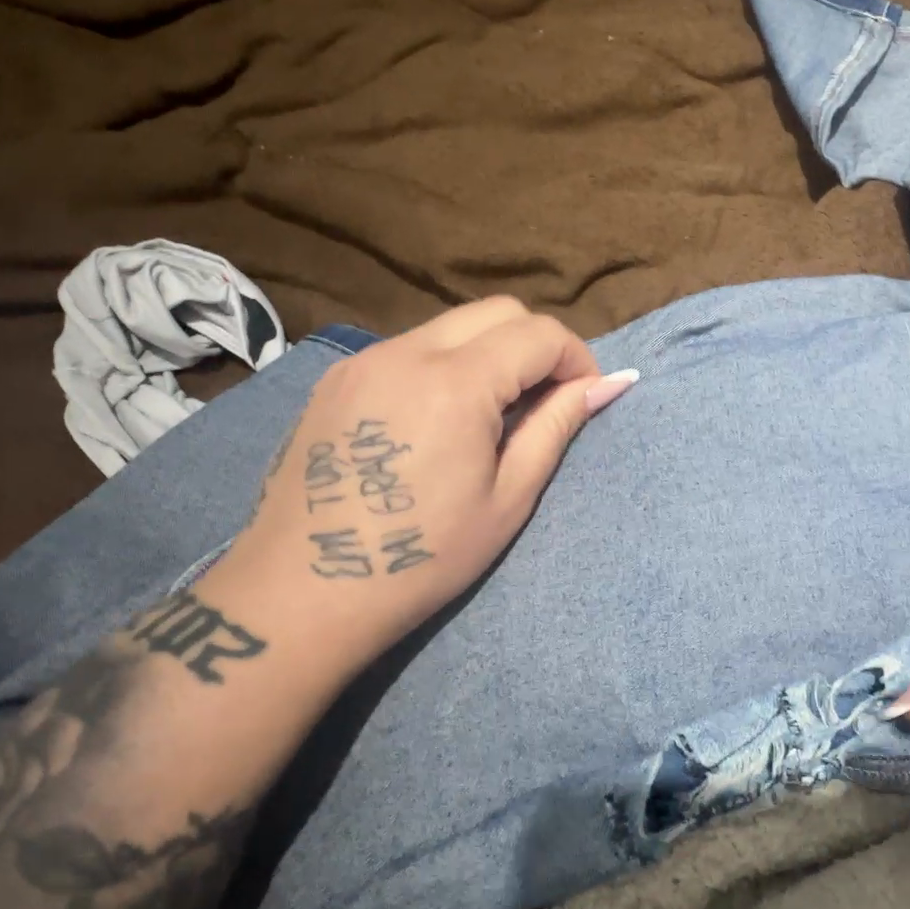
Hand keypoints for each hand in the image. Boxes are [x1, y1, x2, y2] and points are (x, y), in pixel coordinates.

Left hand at [204, 297, 636, 656]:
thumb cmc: (423, 557)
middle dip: (537, 345)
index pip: (539, 333)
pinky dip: (448, 363)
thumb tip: (609, 383)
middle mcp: (406, 353)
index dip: (577, 358)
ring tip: (495, 414)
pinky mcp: (336, 379)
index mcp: (455, 383)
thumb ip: (557, 426)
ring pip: (453, 325)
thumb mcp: (509, 497)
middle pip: (498, 312)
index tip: (585, 397)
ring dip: (492, 352)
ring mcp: (363, 361)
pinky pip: (412, 347)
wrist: (300, 596)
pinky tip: (443, 419)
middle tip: (546, 400)